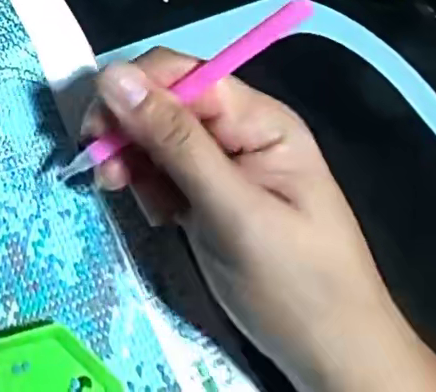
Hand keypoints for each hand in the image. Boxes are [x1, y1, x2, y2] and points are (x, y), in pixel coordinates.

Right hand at [83, 49, 435, 391]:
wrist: (339, 368)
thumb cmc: (298, 288)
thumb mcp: (234, 213)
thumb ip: (174, 141)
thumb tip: (112, 75)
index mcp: (256, 117)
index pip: (181, 74)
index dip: (133, 90)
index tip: (96, 130)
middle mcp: (236, 128)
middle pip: (162, 101)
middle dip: (127, 129)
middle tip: (104, 170)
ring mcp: (221, 161)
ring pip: (154, 135)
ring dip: (132, 159)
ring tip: (124, 193)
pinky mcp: (207, 191)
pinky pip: (160, 168)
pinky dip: (146, 184)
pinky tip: (154, 211)